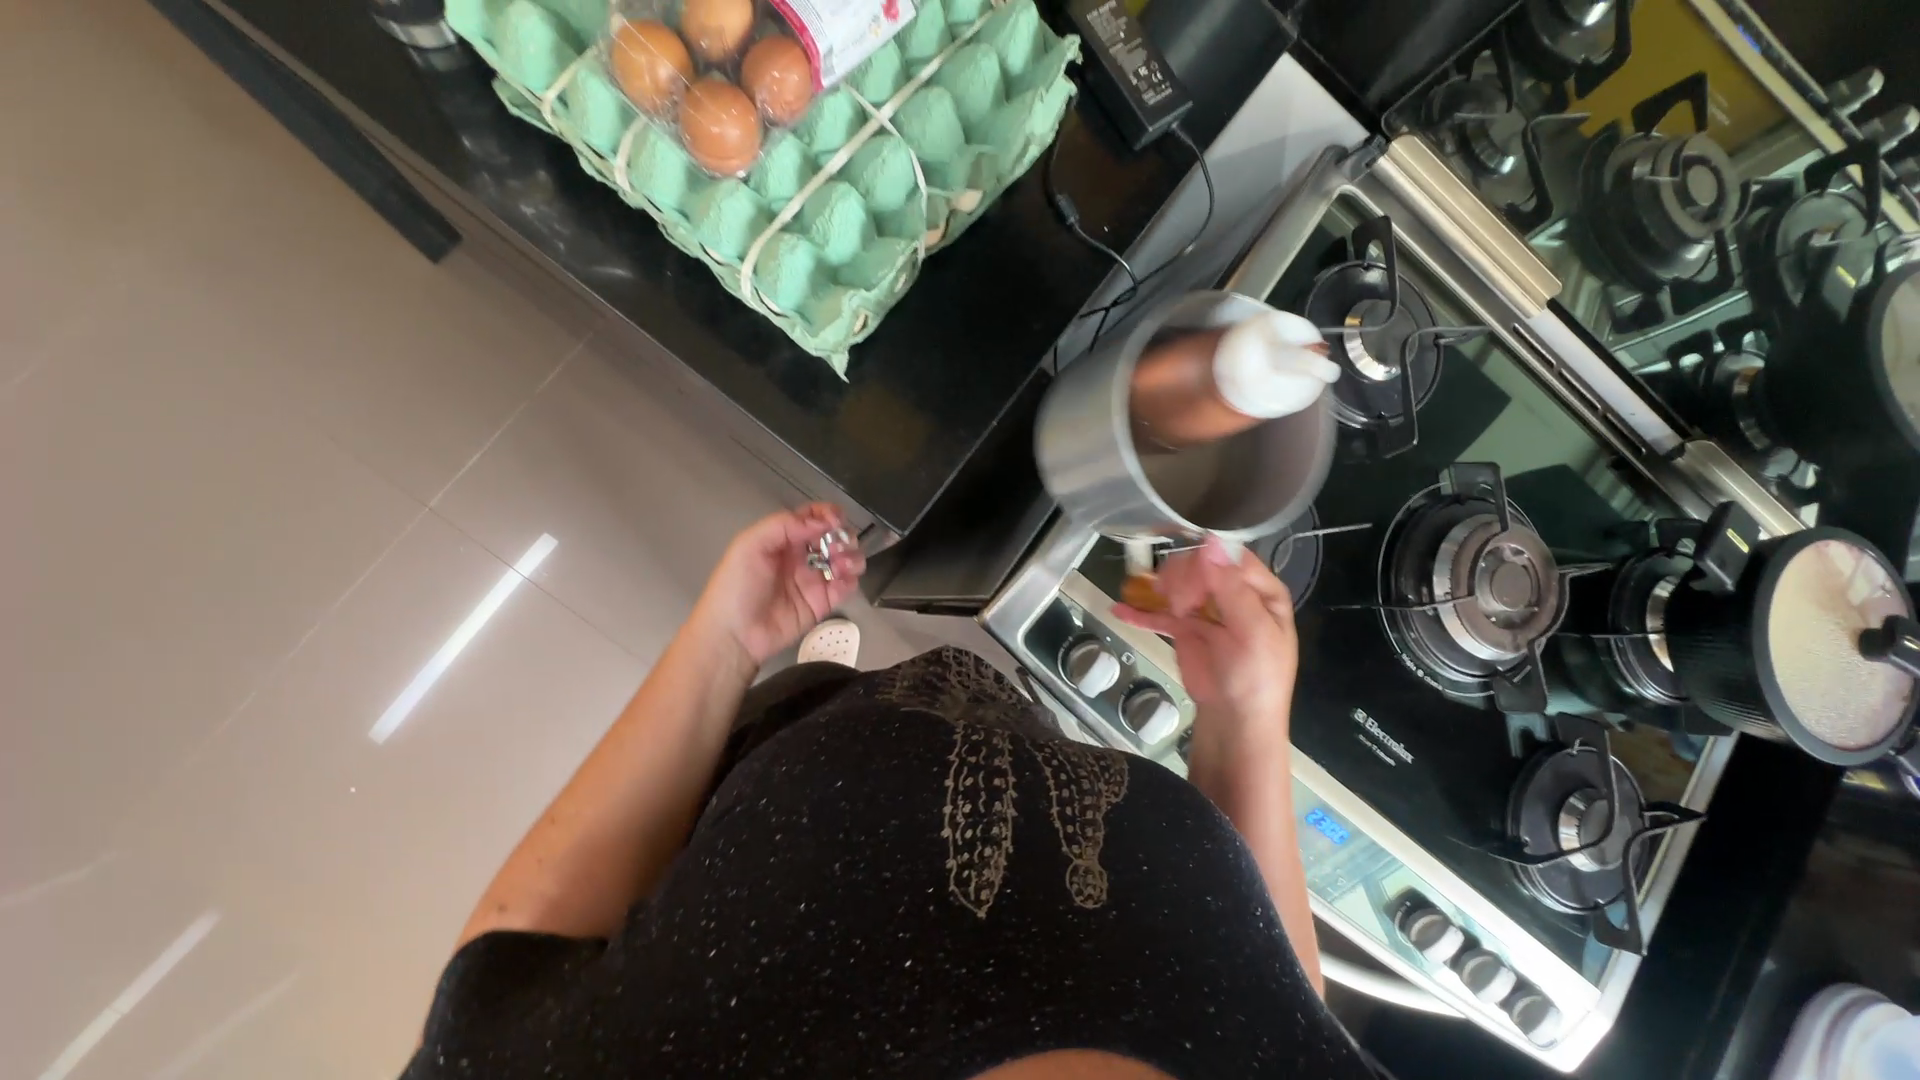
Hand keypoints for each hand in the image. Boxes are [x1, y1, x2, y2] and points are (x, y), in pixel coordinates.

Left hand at [690, 503, 865, 668]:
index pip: (811, 517)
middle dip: (842, 535)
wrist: (735, 634)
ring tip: (842, 565)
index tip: (835, 520)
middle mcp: (801, 556)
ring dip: (851, 556)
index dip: (827, 514)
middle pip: (834, 536)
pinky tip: (843, 580)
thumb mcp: (750, 545)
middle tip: (836, 546)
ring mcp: (813, 580)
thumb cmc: (736, 586)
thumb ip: (784, 525)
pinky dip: (851, 579)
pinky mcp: (823, 603)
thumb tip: (823, 523)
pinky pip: (846, 586)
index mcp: (782, 539)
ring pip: (845, 559)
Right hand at [1113, 535, 1297, 751]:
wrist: (1234, 721)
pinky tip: (1120, 610)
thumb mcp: (1252, 630)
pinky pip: (1159, 613)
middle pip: (1200, 566)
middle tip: (1179, 604)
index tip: (1189, 579)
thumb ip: (1230, 586)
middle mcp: (1233, 593)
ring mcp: (1206, 609)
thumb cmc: (1256, 677)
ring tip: (1159, 604)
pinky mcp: (1183, 628)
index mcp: (1260, 590)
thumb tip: (1210, 542)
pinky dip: (1140, 612)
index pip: (1229, 558)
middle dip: (1184, 579)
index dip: (1207, 562)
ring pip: (1177, 584)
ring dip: (1161, 589)